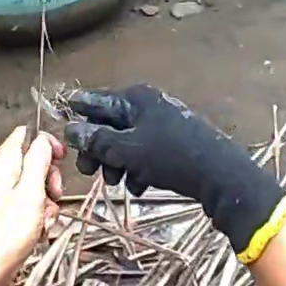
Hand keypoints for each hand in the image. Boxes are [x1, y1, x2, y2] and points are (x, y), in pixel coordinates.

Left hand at [0, 126, 61, 285]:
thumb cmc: (3, 237)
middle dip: (49, 178)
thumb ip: (39, 160)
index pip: (26, 134)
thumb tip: (44, 139)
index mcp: (1, 162)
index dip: (48, 144)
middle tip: (53, 196)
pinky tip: (34, 233)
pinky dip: (33, 217)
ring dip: (44, 202)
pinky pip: (23, 206)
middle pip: (31, 161)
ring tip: (42, 222)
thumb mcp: (30, 193)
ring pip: (30, 187)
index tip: (61, 160)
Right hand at [62, 85, 285, 260]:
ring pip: (125, 142)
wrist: (223, 177)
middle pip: (109, 124)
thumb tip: (70, 129)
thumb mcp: (128, 150)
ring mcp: (161, 124)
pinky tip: (139, 186)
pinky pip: (144, 153)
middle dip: (98, 149)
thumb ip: (97, 140)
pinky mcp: (172, 144)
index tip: (63, 128)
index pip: (95, 101)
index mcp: (135, 99)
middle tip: (89, 171)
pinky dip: (137, 168)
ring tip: (117, 182)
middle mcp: (147, 106)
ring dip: (116, 163)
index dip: (77, 115)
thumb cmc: (172, 157)